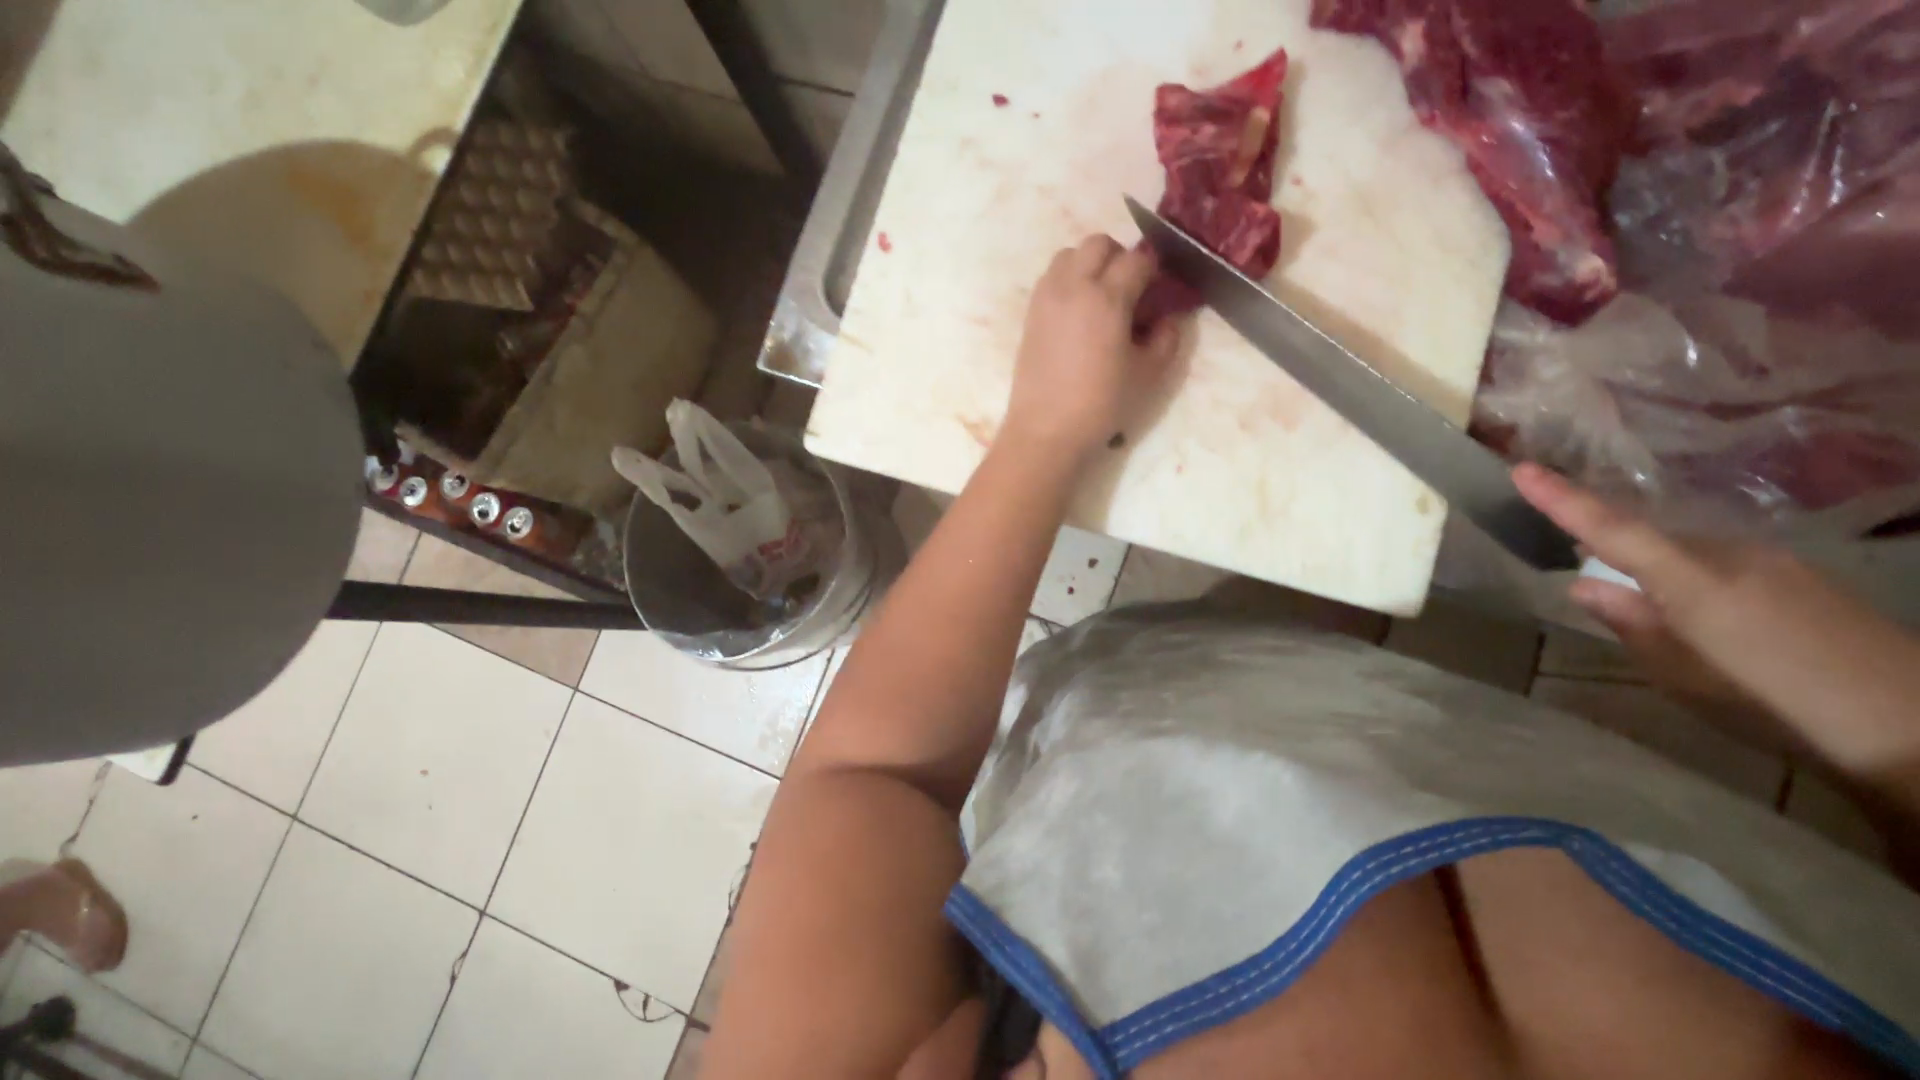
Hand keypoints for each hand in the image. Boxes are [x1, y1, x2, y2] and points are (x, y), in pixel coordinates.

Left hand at [1000, 236, 1181, 463]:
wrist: (1046, 429)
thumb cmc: (1101, 403)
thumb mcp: (1148, 374)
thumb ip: (1166, 338)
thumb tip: (1167, 316)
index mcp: (1107, 298)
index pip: (1137, 259)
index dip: (1154, 269)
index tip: (1160, 289)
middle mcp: (1073, 286)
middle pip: (1098, 244)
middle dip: (1119, 257)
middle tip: (1131, 288)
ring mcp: (1046, 297)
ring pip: (1069, 254)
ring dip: (1089, 264)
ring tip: (1102, 298)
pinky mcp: (1030, 313)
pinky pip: (1051, 277)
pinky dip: (1068, 281)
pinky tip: (1079, 313)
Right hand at [1514, 463, 1919, 785]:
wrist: (1913, 725)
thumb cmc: (1777, 707)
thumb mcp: (1685, 677)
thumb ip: (1632, 624)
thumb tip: (1587, 586)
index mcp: (1694, 581)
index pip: (1612, 530)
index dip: (1563, 500)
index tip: (1521, 470)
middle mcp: (1732, 555)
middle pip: (1653, 540)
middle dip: (1615, 554)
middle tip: (1591, 582)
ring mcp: (1775, 562)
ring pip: (1692, 555)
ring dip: (1662, 575)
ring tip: (1663, 622)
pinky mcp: (1805, 578)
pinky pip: (1727, 567)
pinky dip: (1700, 584)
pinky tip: (1717, 627)